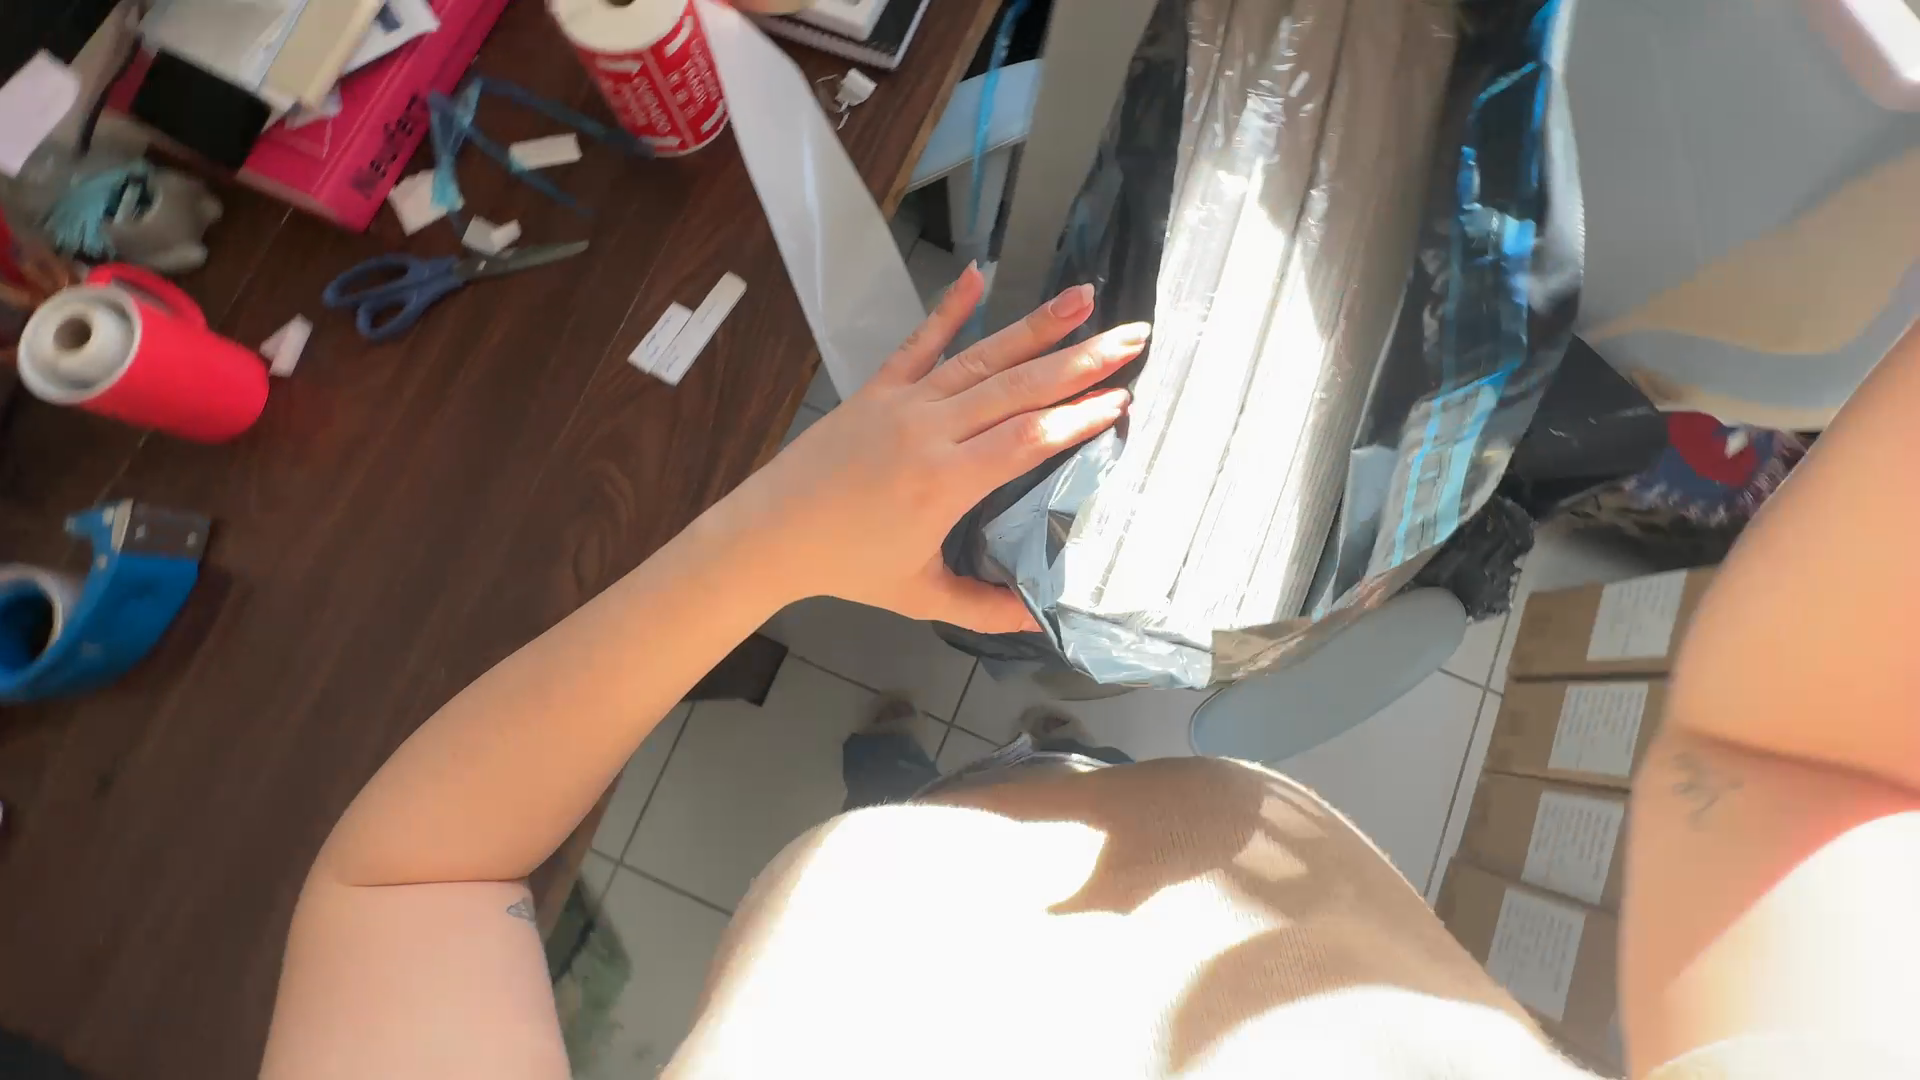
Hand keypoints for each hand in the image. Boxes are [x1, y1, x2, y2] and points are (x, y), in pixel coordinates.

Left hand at [722, 265, 1148, 632]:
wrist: (770, 533)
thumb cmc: (846, 566)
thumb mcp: (919, 596)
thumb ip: (983, 608)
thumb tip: (1040, 620)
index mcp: (946, 483)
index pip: (1027, 440)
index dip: (1078, 418)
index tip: (1121, 399)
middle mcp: (931, 431)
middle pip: (1018, 388)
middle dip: (1080, 361)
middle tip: (1132, 336)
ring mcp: (904, 402)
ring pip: (981, 358)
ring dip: (1035, 327)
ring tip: (1084, 297)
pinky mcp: (878, 388)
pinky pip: (919, 342)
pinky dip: (949, 308)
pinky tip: (979, 275)